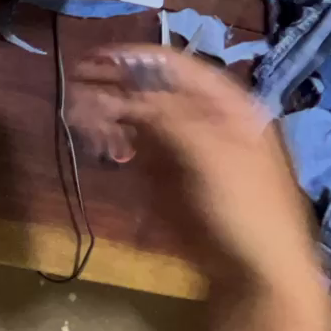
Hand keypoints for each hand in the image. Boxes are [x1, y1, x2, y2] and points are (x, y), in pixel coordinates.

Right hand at [69, 45, 321, 293]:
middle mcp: (201, 117)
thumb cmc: (246, 209)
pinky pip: (131, 140)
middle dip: (114, 82)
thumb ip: (167, 115)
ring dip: (106, 108)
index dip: (138, 57)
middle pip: (150, 86)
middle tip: (76, 82)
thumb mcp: (212, 155)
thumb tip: (122, 90)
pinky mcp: (163, 169)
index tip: (97, 57)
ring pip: (135, 112)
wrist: (254, 274)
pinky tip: (95, 138)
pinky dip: (111, 134)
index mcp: (226, 106)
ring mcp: (180, 143)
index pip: (177, 66)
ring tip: (78, 112)